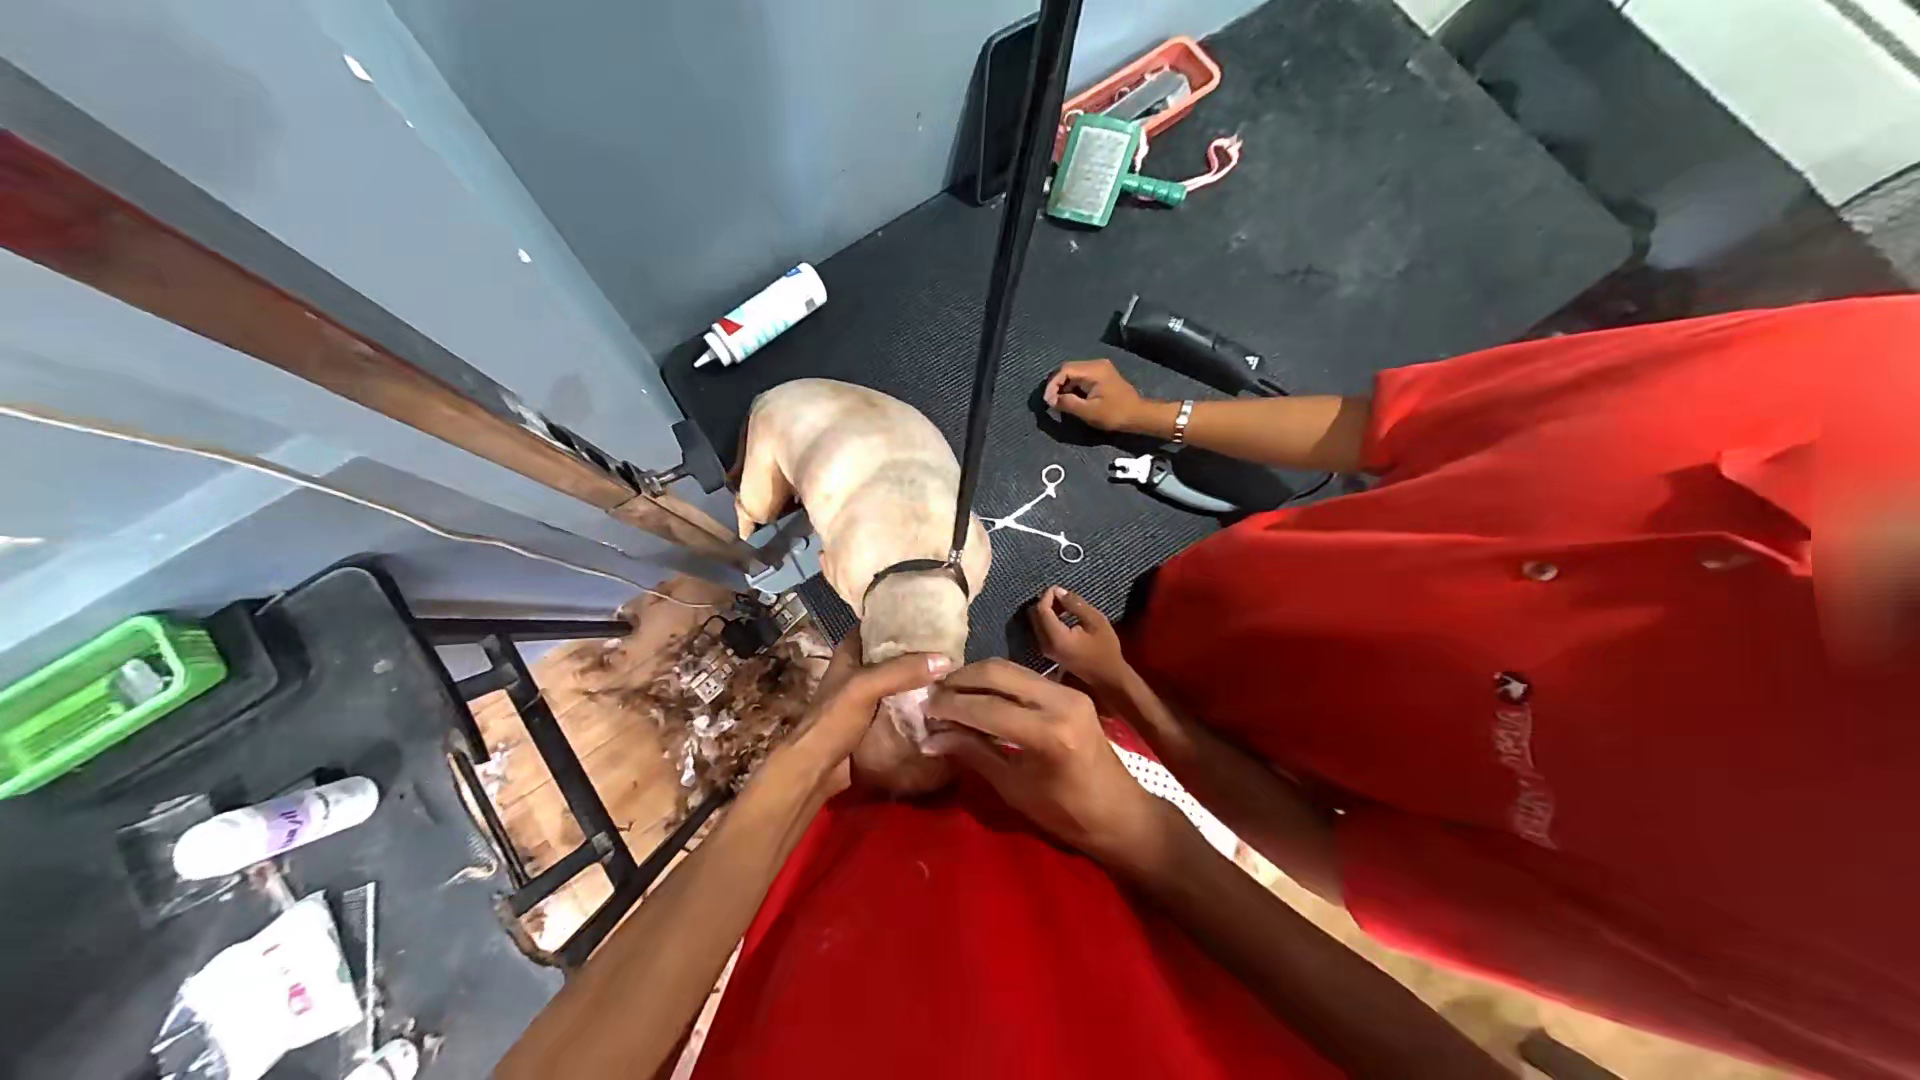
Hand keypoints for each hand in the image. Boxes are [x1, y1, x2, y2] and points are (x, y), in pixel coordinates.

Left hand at [780, 630, 951, 796]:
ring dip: (920, 675)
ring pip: (899, 678)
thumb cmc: (833, 720)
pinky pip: (901, 702)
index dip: (901, 618)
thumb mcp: (865, 687)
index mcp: (850, 652)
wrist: (817, 769)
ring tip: (953, 667)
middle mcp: (859, 669)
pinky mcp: (876, 718)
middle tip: (951, 644)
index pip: (877, 624)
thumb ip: (901, 671)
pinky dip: (918, 699)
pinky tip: (940, 697)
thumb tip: (945, 660)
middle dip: (917, 649)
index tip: (933, 617)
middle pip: (892, 652)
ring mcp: (868, 695)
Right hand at [924, 660, 1166, 867]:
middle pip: (998, 673)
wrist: (1120, 812)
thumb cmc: (1066, 813)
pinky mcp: (1071, 690)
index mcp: (1049, 733)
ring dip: (976, 676)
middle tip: (933, 695)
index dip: (950, 706)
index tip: (924, 709)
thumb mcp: (1014, 787)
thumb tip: (932, 735)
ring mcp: (1069, 691)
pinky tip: (977, 692)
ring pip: (1010, 668)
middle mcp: (1061, 701)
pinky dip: (996, 681)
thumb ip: (974, 752)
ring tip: (949, 692)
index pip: (986, 707)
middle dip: (960, 681)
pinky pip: (1024, 676)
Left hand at [1030, 586, 1127, 689]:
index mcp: (1056, 637)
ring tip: (1065, 604)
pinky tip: (1064, 616)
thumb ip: (1076, 604)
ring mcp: (1045, 649)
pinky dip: (1048, 619)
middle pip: (1035, 615)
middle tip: (1062, 595)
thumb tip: (1058, 591)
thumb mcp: (1096, 621)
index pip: (1042, 610)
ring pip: (1036, 622)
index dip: (1047, 595)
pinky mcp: (1048, 652)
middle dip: (1045, 601)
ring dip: (1047, 610)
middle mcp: (1045, 644)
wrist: (1107, 677)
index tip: (1058, 587)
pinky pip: (1041, 629)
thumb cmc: (1106, 648)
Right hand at [1044, 359, 1160, 433]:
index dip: (1052, 384)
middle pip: (1068, 369)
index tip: (1048, 400)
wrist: (1137, 415)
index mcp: (1094, 370)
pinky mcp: (1101, 375)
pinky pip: (1080, 377)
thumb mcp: (1088, 411)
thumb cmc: (1114, 414)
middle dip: (1056, 385)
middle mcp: (1096, 364)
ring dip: (1063, 387)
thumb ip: (1068, 403)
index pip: (1065, 370)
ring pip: (1073, 373)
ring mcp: (1099, 368)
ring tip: (1058, 402)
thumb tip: (1052, 400)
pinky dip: (1072, 387)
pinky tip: (1069, 399)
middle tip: (1050, 402)